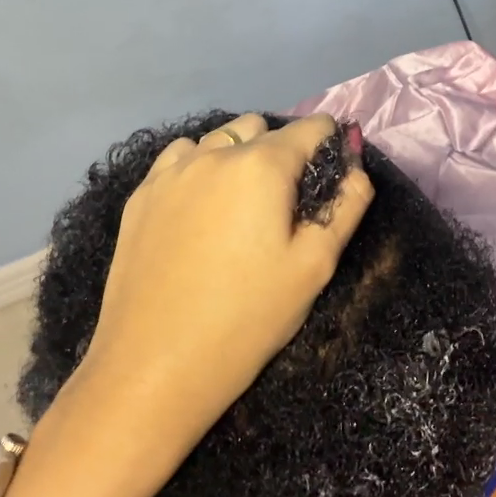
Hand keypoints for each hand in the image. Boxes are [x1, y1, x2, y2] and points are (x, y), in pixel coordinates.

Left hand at [0, 113, 372, 496]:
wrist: (153, 369)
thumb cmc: (248, 318)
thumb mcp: (316, 265)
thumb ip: (347, 205)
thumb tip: (356, 167)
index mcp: (263, 165)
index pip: (312, 128)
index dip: (331, 146)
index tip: (331, 180)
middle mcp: (214, 153)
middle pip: (261, 127)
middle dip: (283, 150)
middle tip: (286, 203)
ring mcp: (170, 172)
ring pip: (217, 139)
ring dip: (238, 155)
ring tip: (241, 206)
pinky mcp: (139, 196)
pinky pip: (179, 159)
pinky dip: (199, 168)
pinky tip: (200, 211)